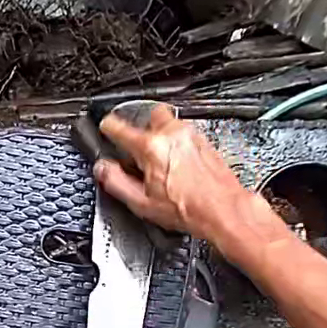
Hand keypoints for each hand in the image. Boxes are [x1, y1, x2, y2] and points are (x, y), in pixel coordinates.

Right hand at [93, 102, 267, 238]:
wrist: (223, 211)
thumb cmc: (189, 210)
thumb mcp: (141, 203)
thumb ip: (115, 182)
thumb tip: (102, 168)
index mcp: (151, 147)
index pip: (118, 126)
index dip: (107, 128)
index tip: (105, 129)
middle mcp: (172, 134)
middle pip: (148, 116)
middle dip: (140, 129)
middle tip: (137, 150)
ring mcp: (190, 135)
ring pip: (168, 122)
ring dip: (159, 136)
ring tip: (157, 161)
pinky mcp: (204, 141)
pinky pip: (183, 133)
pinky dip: (175, 144)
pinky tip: (175, 166)